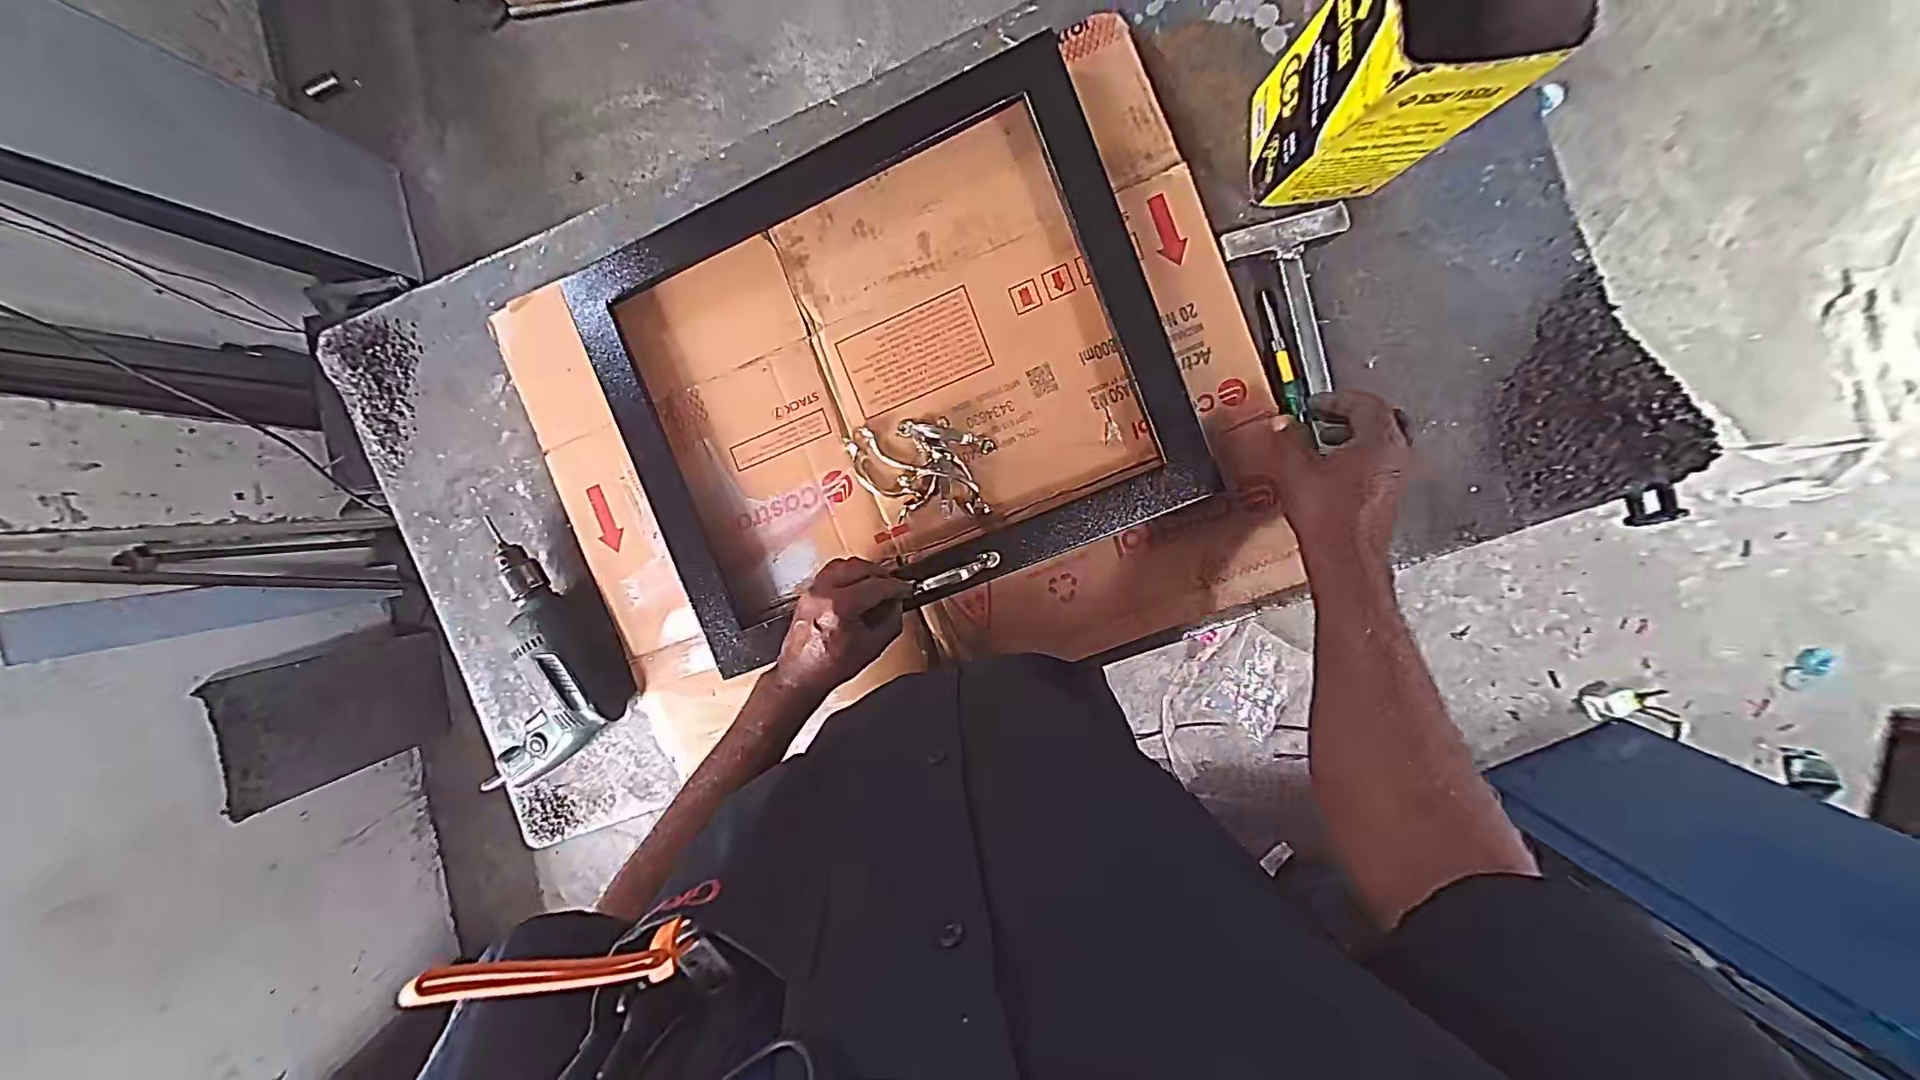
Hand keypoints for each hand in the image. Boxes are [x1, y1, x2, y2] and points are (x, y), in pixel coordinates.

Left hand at [768, 557, 911, 700]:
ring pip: (845, 564)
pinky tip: (856, 585)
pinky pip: (831, 571)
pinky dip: (847, 573)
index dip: (897, 586)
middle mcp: (823, 594)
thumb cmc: (830, 666)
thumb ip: (891, 620)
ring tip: (876, 583)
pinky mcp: (807, 593)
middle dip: (882, 575)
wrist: (801, 675)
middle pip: (860, 568)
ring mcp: (812, 591)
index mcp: (839, 608)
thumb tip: (897, 602)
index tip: (906, 589)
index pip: (876, 585)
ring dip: (864, 571)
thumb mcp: (873, 646)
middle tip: (894, 586)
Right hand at [1269, 391, 1412, 569]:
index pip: (1365, 403)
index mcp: (1380, 441)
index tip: (1315, 403)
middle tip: (1323, 416)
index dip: (1336, 399)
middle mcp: (1396, 455)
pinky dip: (1356, 457)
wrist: (1345, 558)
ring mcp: (1396, 477)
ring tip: (1322, 442)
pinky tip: (1330, 470)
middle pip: (1381, 419)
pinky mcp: (1388, 495)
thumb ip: (1289, 440)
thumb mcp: (1296, 470)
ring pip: (1381, 442)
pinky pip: (1377, 463)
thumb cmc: (1329, 519)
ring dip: (1352, 436)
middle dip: (1349, 414)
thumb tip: (1283, 424)